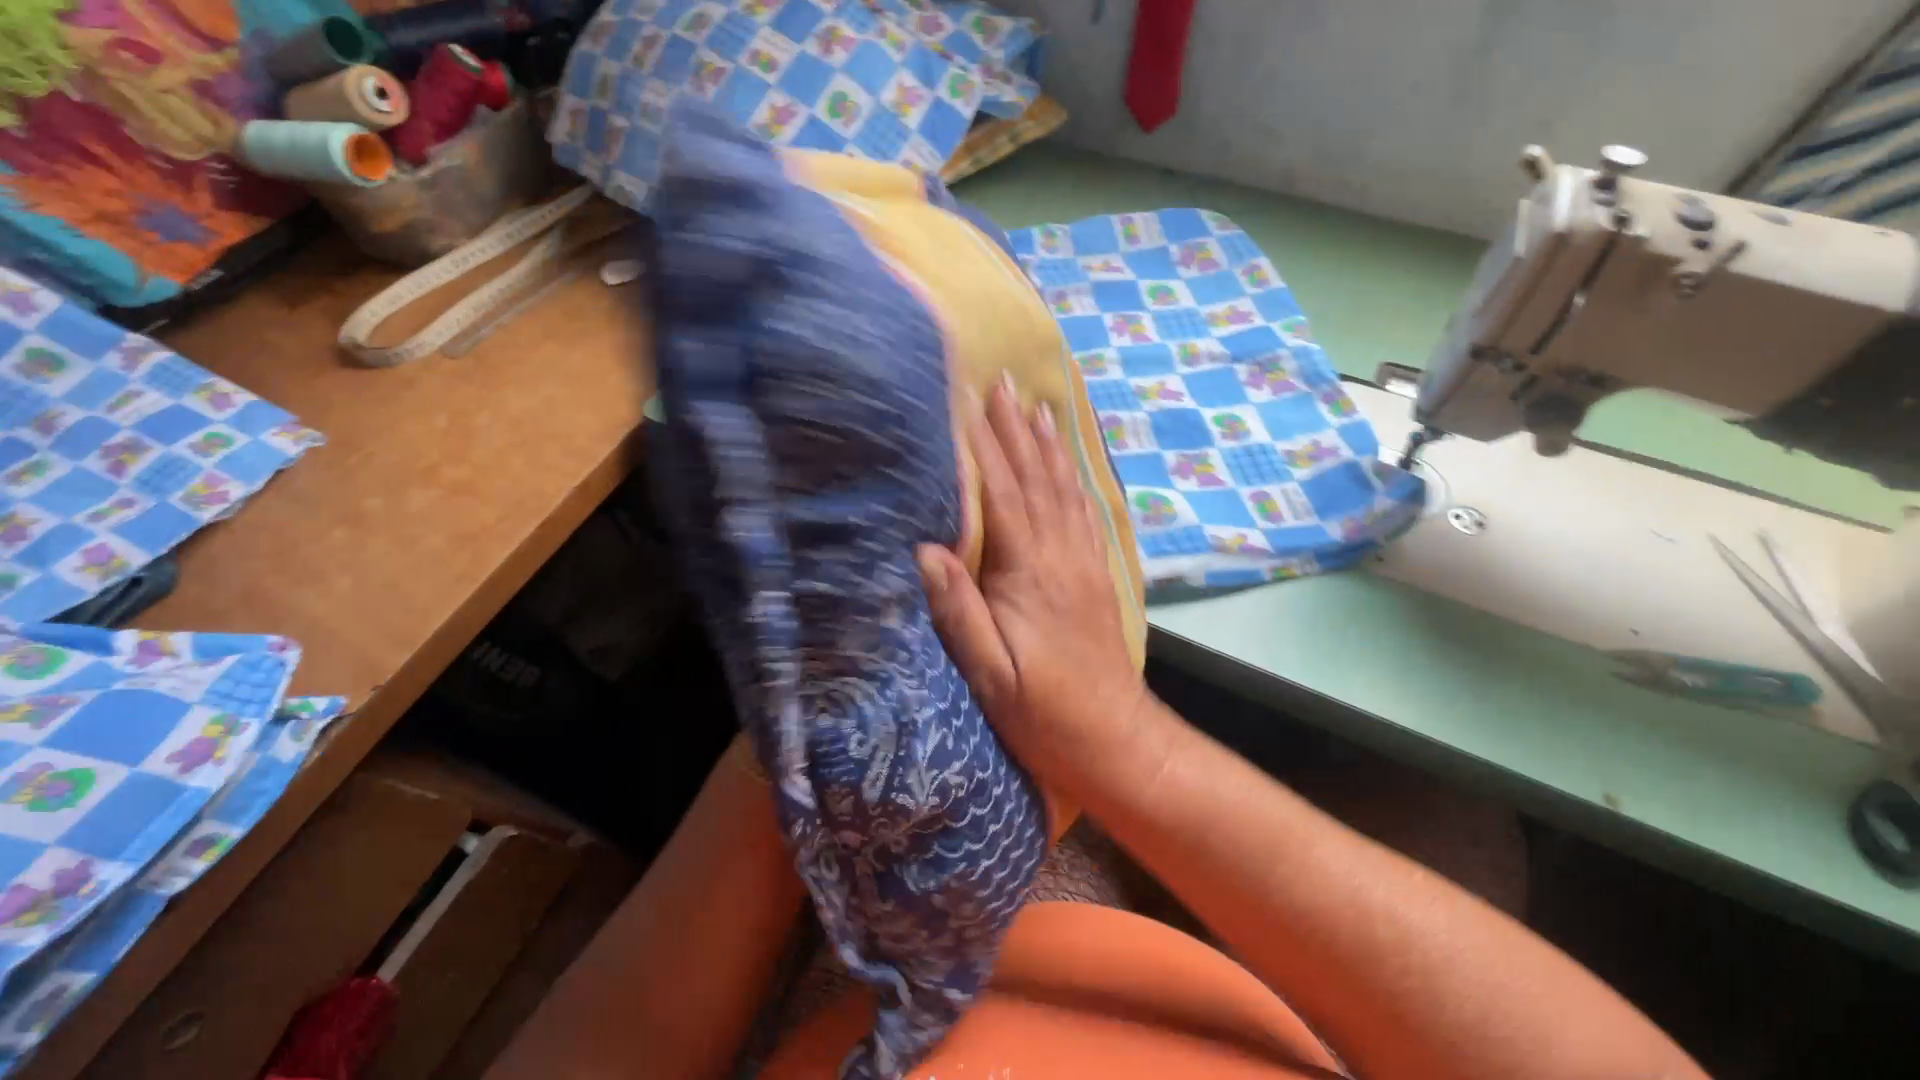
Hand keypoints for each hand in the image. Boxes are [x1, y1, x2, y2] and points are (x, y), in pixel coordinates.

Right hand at [917, 375, 1153, 801]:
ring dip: (1050, 447)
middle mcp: (1061, 556)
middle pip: (1037, 480)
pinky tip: (1070, 467)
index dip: (987, 446)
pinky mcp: (1098, 578)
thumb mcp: (988, 672)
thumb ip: (958, 609)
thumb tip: (925, 547)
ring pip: (1064, 490)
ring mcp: (1085, 564)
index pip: (1004, 495)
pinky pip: (1084, 514)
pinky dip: (1073, 479)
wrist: (1115, 739)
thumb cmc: (1042, 712)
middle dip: (1019, 430)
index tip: (972, 400)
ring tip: (1039, 407)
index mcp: (1029, 573)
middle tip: (1006, 382)